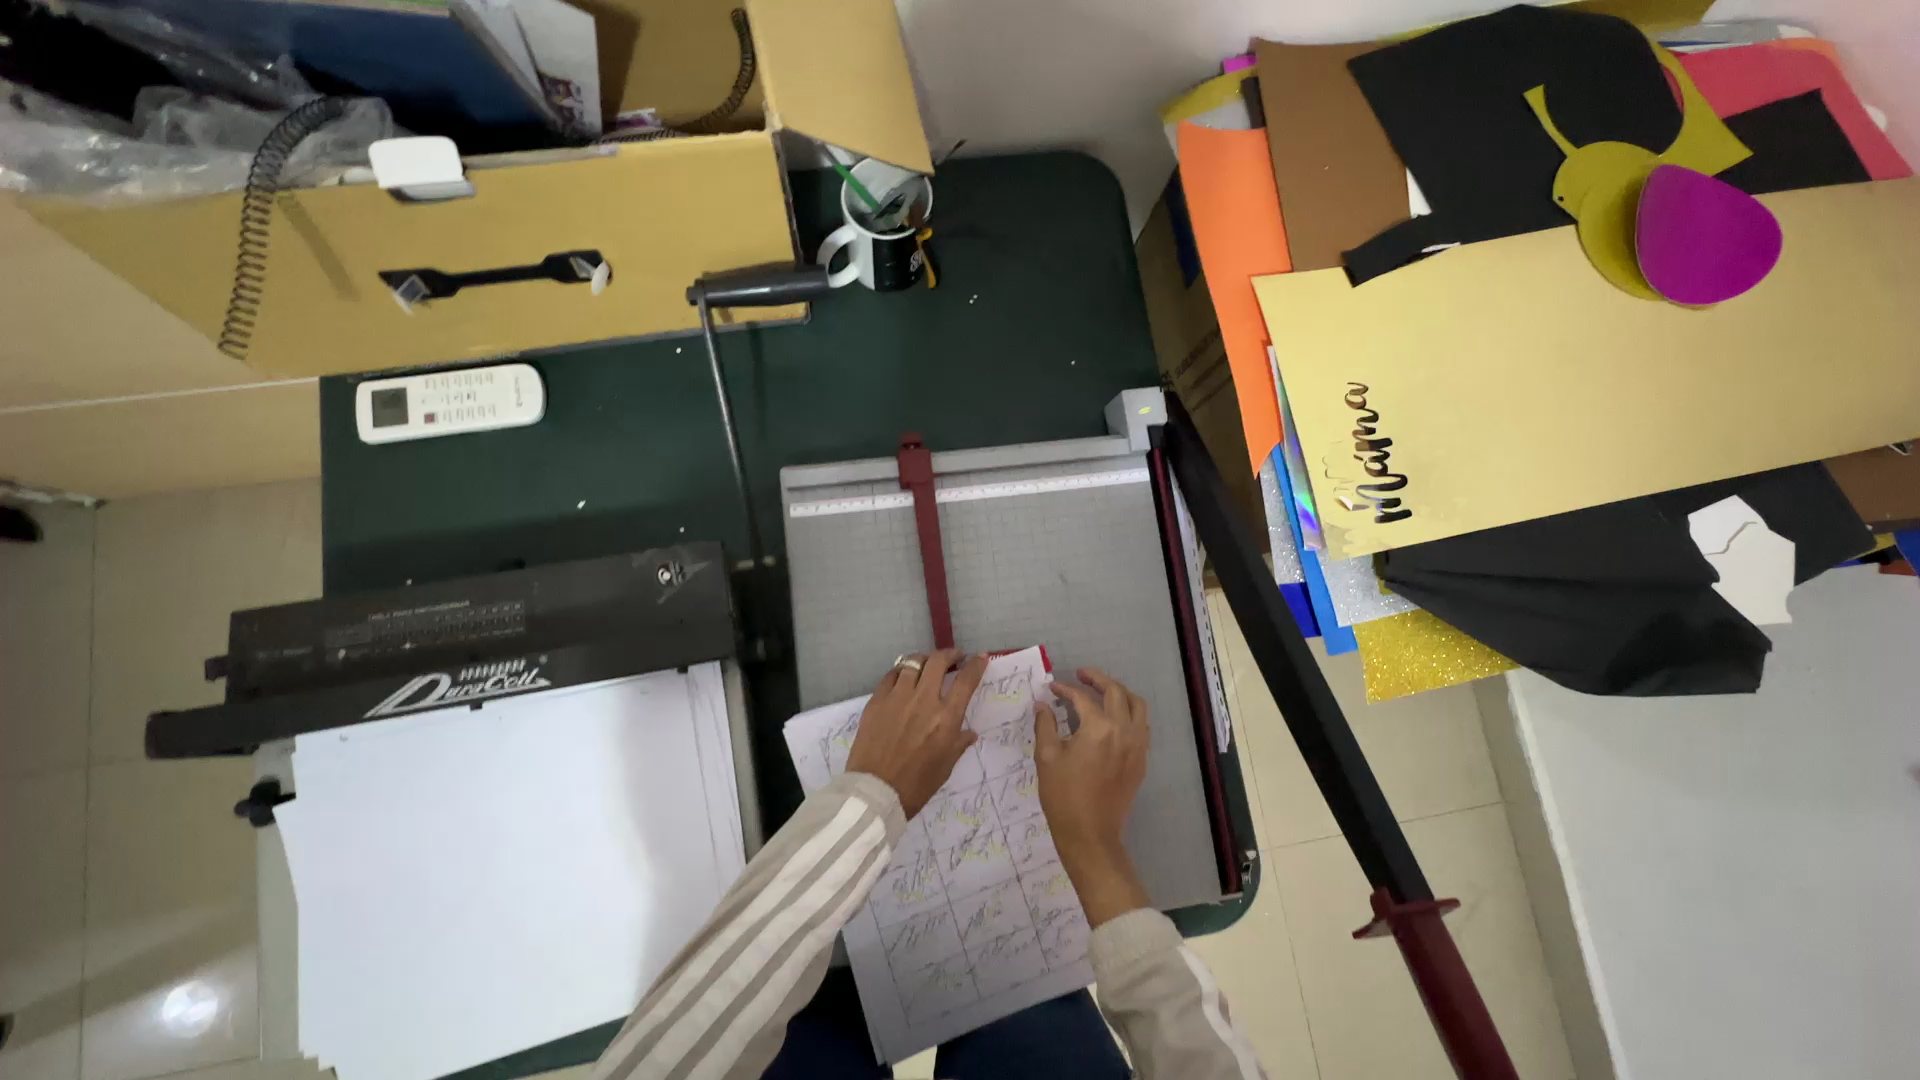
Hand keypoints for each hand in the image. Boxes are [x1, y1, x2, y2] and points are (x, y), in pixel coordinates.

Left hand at [845, 649, 987, 818]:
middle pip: (938, 661)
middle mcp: (924, 700)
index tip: (980, 657)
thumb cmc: (916, 784)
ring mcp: (898, 697)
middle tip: (953, 658)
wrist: (876, 791)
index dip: (976, 665)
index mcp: (946, 717)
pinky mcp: (876, 700)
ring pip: (913, 662)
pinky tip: (903, 677)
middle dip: (949, 654)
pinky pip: (891, 675)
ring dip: (925, 660)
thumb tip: (970, 732)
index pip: (966, 681)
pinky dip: (901, 671)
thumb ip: (959, 743)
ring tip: (927, 665)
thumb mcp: (945, 766)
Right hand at [1034, 668, 1152, 926]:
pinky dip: (1130, 714)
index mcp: (1099, 728)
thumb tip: (1043, 704)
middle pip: (1116, 692)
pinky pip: (1142, 726)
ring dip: (1119, 693)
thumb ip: (1045, 725)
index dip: (1065, 690)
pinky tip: (1114, 718)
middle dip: (1097, 680)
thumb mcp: (1047, 757)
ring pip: (1137, 706)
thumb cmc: (1063, 796)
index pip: (1083, 698)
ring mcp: (1137, 746)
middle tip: (1081, 676)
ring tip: (1102, 692)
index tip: (1052, 689)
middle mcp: (1124, 731)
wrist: (1090, 834)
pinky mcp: (1141, 760)